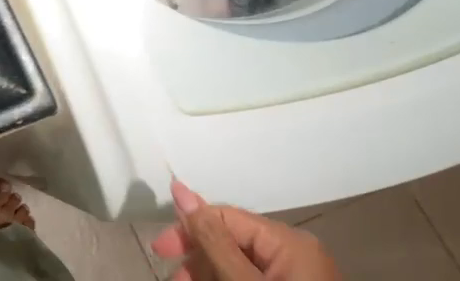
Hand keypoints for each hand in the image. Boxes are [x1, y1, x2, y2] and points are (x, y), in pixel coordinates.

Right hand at [151, 180, 341, 280]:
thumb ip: (213, 239)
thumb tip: (179, 188)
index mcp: (288, 242)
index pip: (225, 217)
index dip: (188, 230)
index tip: (160, 253)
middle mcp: (296, 253)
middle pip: (231, 241)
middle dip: (199, 261)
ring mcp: (299, 277)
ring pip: (240, 264)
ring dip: (210, 276)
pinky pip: (255, 280)